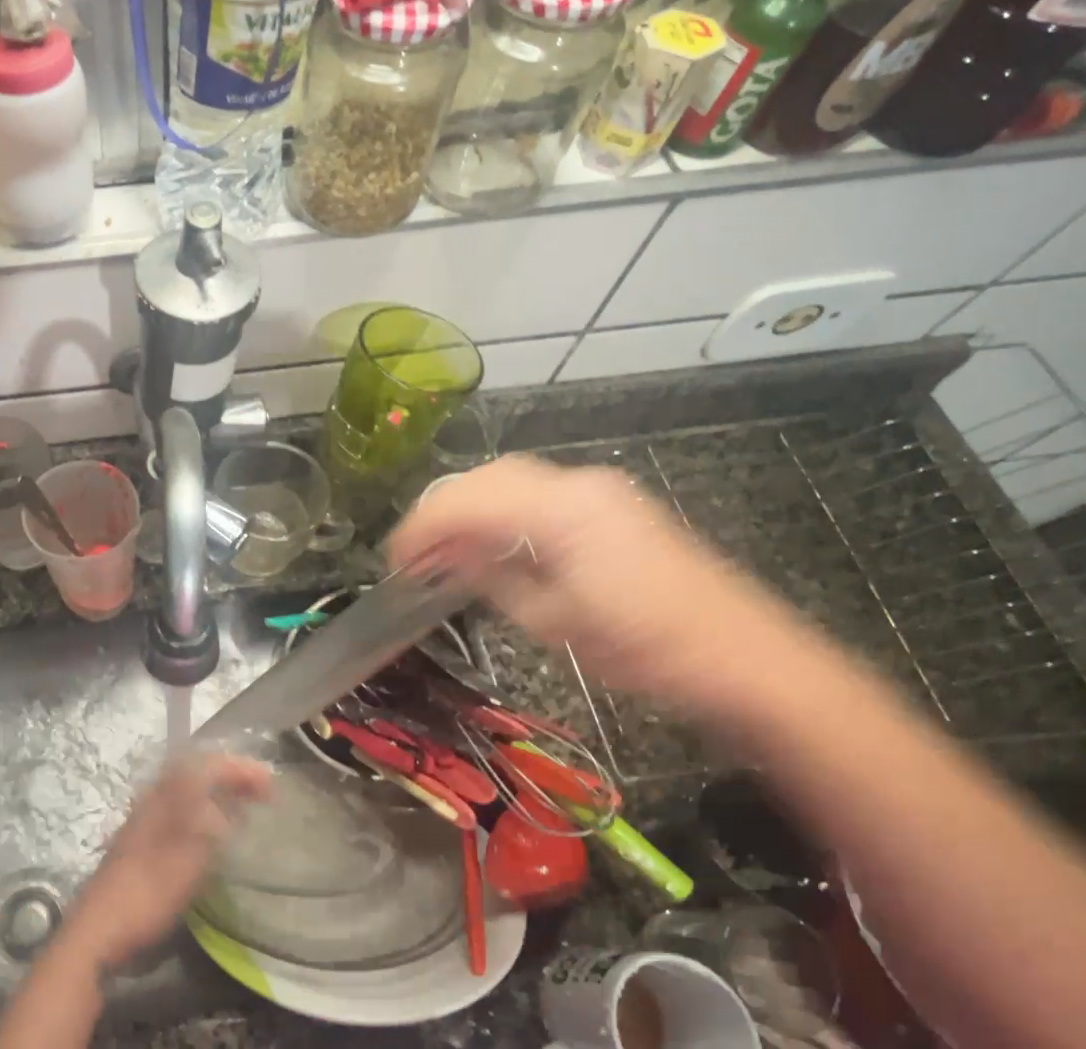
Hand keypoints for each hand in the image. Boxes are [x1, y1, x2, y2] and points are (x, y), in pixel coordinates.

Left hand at [61, 754, 271, 969]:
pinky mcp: (140, 841)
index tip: (269, 782)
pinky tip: (212, 831)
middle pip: (194, 771)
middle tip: (260, 789)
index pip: (205, 765)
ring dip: (215, 791)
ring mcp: (142, 820)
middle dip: (228, 774)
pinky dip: (202, 810)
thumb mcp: (187, 861)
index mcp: (162, 798)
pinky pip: (178, 809)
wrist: (99, 930)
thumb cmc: (146, 895)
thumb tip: (233, 800)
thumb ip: (211, 826)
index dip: (239, 768)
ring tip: (243, 804)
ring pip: (185, 790)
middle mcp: (151, 800)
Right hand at [388, 455, 828, 717]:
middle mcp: (578, 485)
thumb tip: (448, 561)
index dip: (421, 529)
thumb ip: (494, 578)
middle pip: (485, 478)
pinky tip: (490, 545)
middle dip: (441, 511)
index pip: (466, 502)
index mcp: (561, 512)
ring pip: (509, 479)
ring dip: (469, 508)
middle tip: (415, 556)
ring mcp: (600, 491)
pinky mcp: (612, 506)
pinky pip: (537, 492)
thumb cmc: (646, 650)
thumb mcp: (554, 622)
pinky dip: (501, 511)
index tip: (394, 561)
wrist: (743, 658)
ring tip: (445, 552)